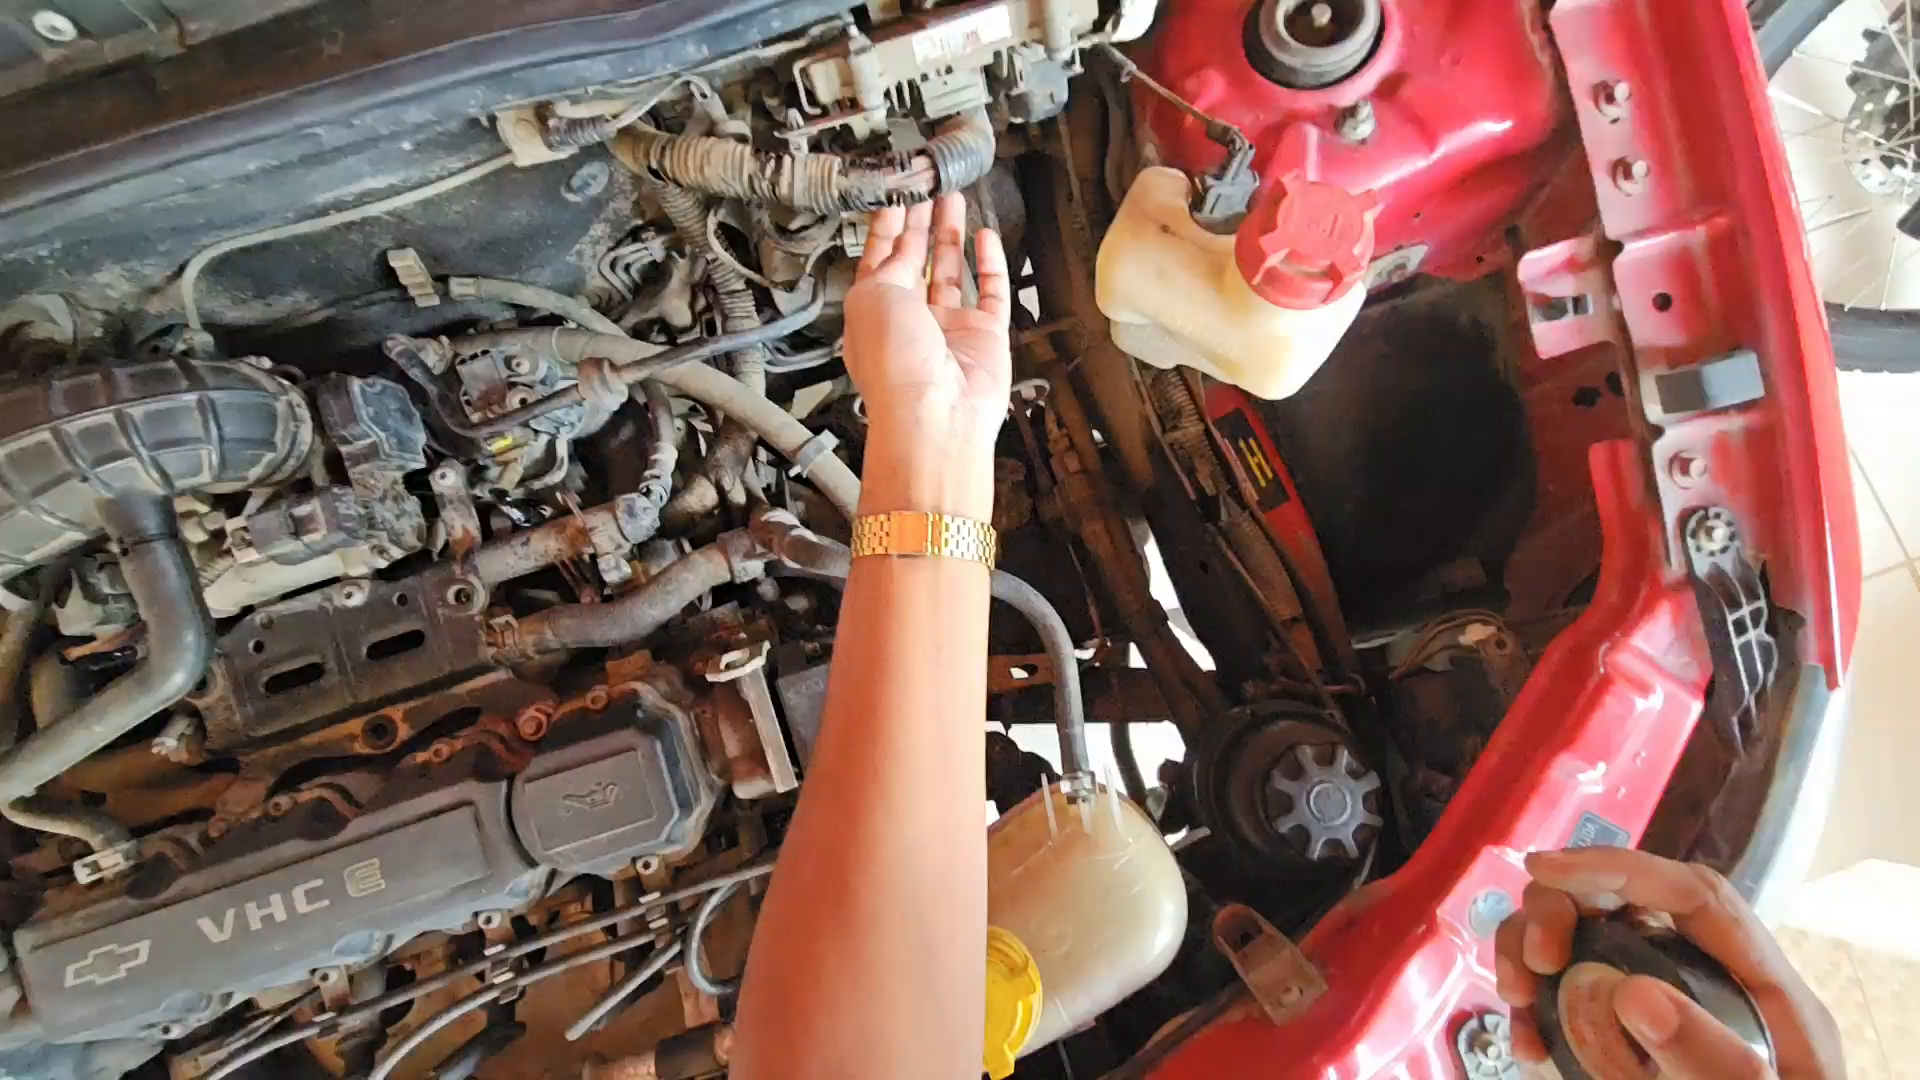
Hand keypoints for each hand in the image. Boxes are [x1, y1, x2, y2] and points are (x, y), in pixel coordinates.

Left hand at [843, 193, 1011, 519]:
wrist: (936, 413)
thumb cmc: (895, 365)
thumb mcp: (872, 296)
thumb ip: (888, 261)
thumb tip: (904, 242)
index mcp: (873, 313)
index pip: (879, 258)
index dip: (888, 222)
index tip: (896, 188)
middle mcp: (909, 321)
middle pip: (914, 260)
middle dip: (920, 221)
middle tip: (927, 186)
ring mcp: (948, 328)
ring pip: (949, 271)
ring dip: (950, 234)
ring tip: (954, 198)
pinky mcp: (984, 336)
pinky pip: (990, 293)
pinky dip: (989, 265)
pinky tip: (986, 238)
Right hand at [1495, 847, 1842, 1078]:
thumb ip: (1716, 1061)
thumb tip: (1634, 994)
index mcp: (1755, 981)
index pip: (1688, 892)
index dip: (1613, 867)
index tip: (1541, 869)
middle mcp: (1693, 966)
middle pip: (1611, 897)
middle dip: (1553, 912)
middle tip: (1534, 960)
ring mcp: (1641, 982)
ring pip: (1566, 925)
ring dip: (1523, 948)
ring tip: (1515, 998)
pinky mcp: (1603, 1007)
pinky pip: (1548, 973)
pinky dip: (1525, 994)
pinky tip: (1525, 1038)